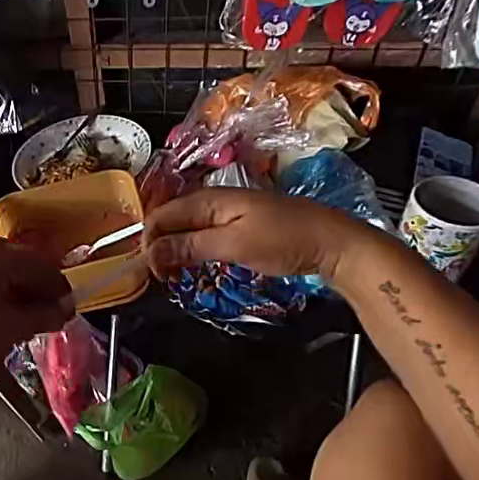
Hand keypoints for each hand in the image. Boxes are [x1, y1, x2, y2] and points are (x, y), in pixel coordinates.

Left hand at [0, 234, 73, 376]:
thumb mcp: (3, 332)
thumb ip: (39, 318)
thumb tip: (61, 312)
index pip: (42, 266)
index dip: (59, 291)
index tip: (68, 314)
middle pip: (16, 265)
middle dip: (32, 293)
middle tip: (42, 323)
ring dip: (7, 296)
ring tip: (11, 328)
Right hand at [142, 188, 378, 282]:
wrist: (329, 242)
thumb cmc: (282, 241)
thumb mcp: (233, 245)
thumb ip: (191, 245)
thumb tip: (151, 251)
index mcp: (208, 199)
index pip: (162, 214)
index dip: (148, 241)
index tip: (152, 273)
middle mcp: (214, 201)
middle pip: (172, 220)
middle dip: (159, 246)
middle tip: (163, 280)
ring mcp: (228, 213)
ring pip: (188, 229)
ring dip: (176, 251)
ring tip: (174, 278)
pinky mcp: (240, 227)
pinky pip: (205, 235)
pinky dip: (194, 251)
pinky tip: (195, 268)